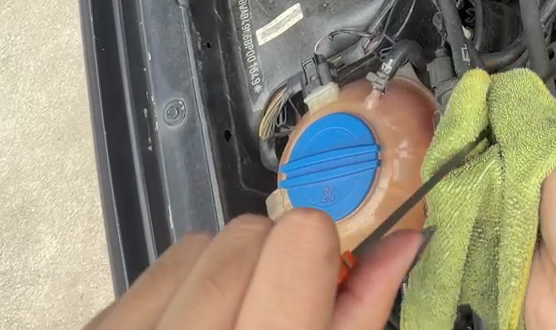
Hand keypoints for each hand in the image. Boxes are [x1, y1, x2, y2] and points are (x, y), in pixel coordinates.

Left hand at [85, 209, 420, 329]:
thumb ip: (362, 316)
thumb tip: (403, 239)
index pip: (298, 237)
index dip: (317, 250)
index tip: (318, 277)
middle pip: (247, 234)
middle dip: (272, 258)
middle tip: (275, 310)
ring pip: (198, 245)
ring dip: (224, 270)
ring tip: (228, 328)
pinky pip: (152, 274)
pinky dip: (179, 290)